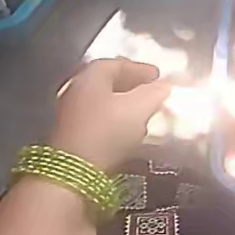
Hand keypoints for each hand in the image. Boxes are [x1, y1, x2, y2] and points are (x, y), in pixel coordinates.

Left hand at [49, 59, 172, 170]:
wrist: (75, 170)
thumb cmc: (108, 131)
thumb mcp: (138, 108)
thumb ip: (154, 93)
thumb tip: (164, 86)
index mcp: (91, 76)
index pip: (117, 64)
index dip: (140, 68)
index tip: (159, 75)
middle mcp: (76, 88)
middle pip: (107, 81)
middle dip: (131, 84)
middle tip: (150, 91)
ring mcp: (70, 111)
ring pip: (102, 100)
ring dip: (123, 102)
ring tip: (142, 110)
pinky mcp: (71, 133)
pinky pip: (97, 116)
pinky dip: (114, 117)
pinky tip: (126, 127)